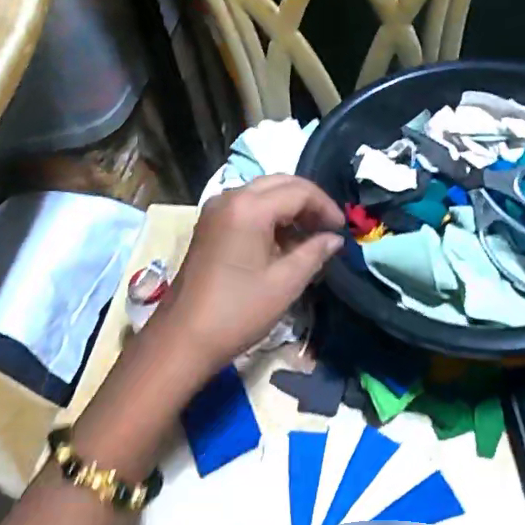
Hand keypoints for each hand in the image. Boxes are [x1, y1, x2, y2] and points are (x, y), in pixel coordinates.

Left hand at [152, 175, 343, 378]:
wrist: (181, 341)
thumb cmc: (237, 312)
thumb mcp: (285, 283)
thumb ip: (314, 252)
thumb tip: (334, 238)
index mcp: (249, 208)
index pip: (299, 191)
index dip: (326, 207)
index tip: (342, 229)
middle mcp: (230, 198)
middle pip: (280, 183)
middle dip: (309, 201)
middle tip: (329, 227)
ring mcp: (216, 210)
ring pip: (264, 192)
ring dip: (290, 207)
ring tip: (311, 235)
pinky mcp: (209, 226)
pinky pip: (248, 206)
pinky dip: (271, 215)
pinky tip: (284, 241)